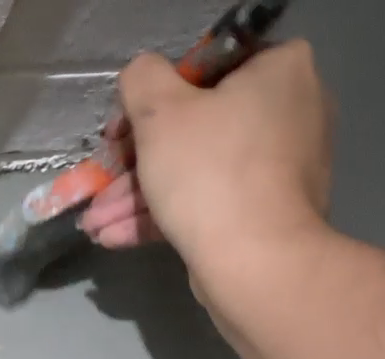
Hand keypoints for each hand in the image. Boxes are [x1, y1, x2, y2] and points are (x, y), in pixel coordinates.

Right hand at [79, 41, 333, 266]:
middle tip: (99, 188)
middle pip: (195, 129)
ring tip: (94, 225)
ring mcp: (280, 168)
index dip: (154, 99)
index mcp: (278, 70)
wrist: (255, 261)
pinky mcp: (265, 213)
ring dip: (137, 199)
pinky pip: (207, 204)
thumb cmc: (209, 173)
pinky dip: (162, 217)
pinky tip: (115, 237)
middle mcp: (289, 111)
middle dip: (134, 166)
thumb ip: (142, 79)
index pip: (205, 70)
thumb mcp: (160, 112)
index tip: (119, 132)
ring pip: (194, 173)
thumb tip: (141, 76)